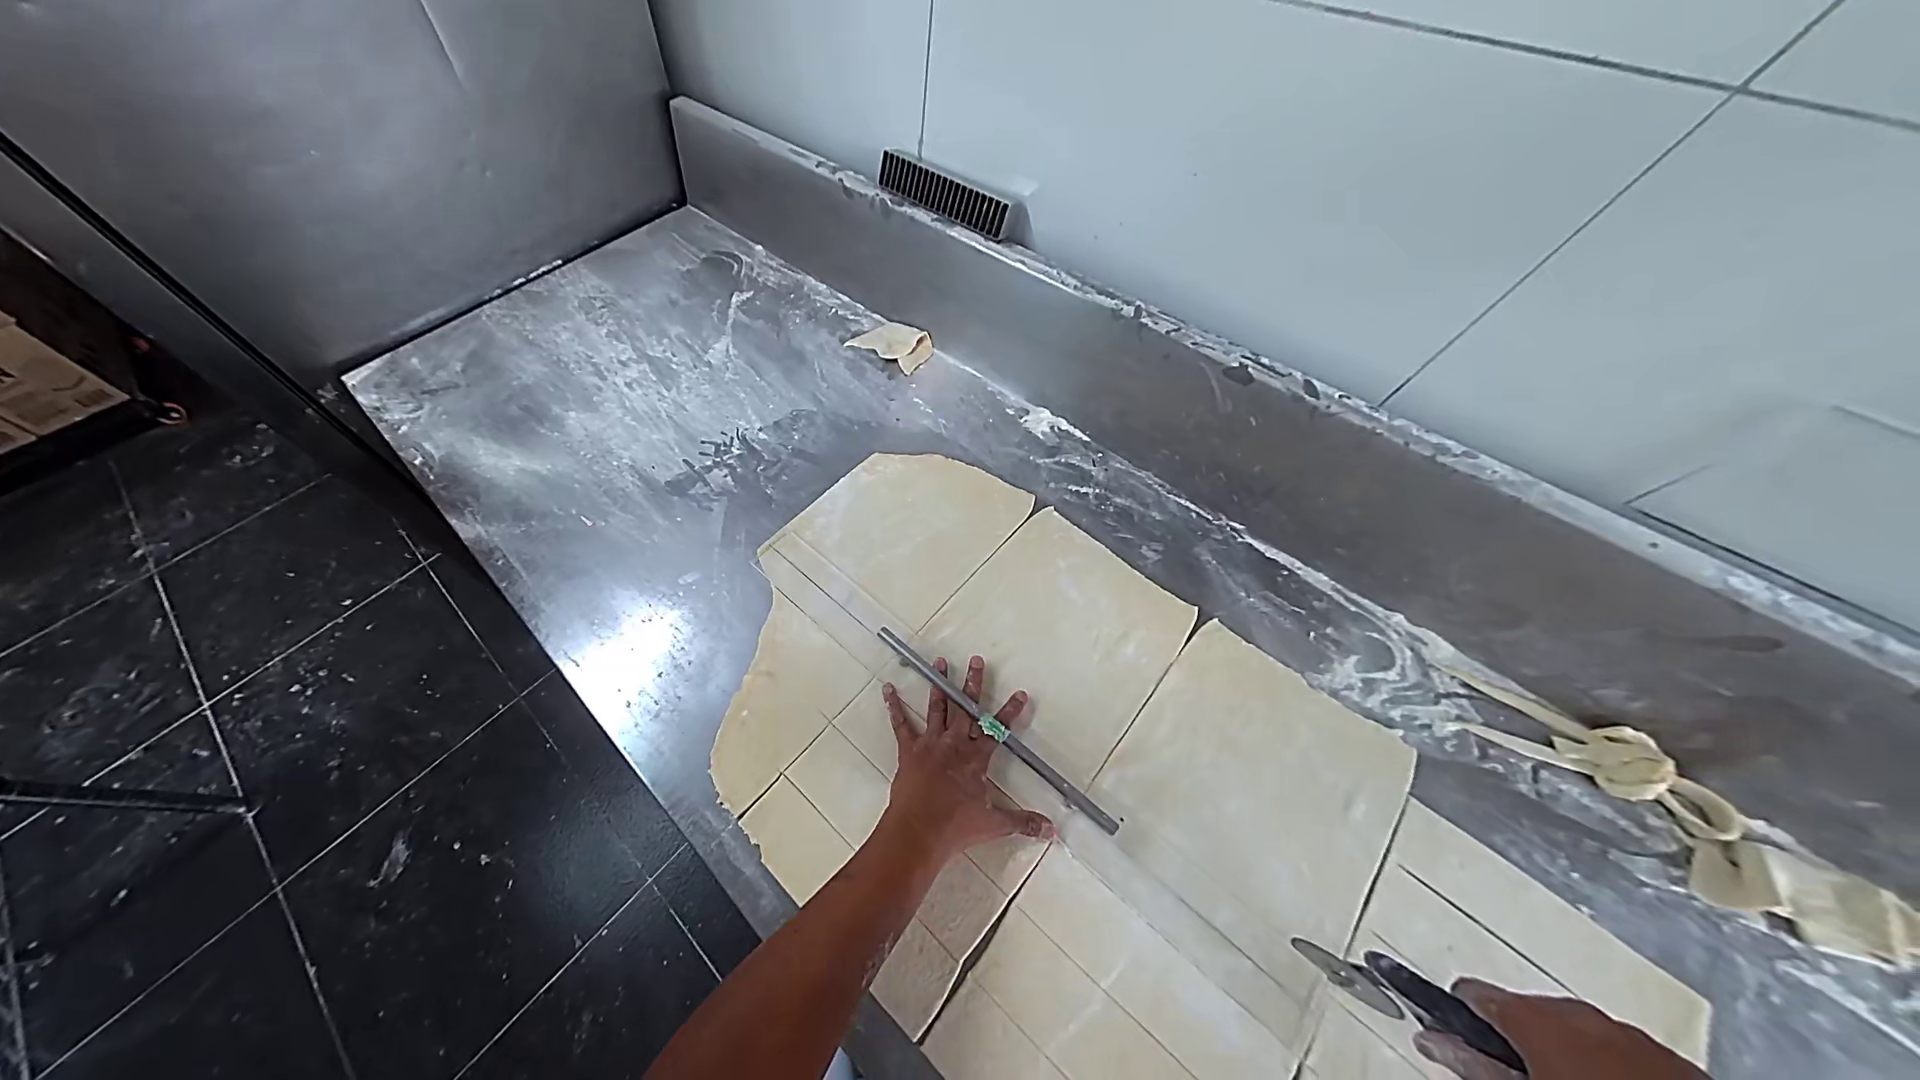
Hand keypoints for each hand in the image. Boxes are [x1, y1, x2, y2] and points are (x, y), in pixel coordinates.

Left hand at [878, 655, 1053, 863]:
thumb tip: (1051, 830)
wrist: (918, 832)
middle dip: (973, 683)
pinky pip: (901, 725)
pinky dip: (894, 706)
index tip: (1020, 694)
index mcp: (975, 758)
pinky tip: (888, 689)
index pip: (997, 730)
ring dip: (940, 685)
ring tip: (940, 663)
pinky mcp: (908, 751)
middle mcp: (954, 744)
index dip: (1010, 712)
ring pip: (937, 708)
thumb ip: (1023, 821)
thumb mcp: (994, 824)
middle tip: (976, 661)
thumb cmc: (955, 826)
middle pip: (966, 708)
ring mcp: (930, 744)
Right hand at [1416, 979, 1710, 1079]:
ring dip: (1562, 1050)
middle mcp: (1575, 1010)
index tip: (1453, 1037)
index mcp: (1532, 1015)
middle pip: (1522, 1009)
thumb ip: (1472, 1065)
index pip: (1470, 992)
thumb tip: (1431, 1041)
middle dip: (1514, 1037)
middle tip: (1513, 1073)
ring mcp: (1628, 1033)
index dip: (1456, 1015)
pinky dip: (1606, 1063)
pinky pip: (1620, 1050)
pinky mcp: (1674, 1061)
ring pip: (1574, 1029)